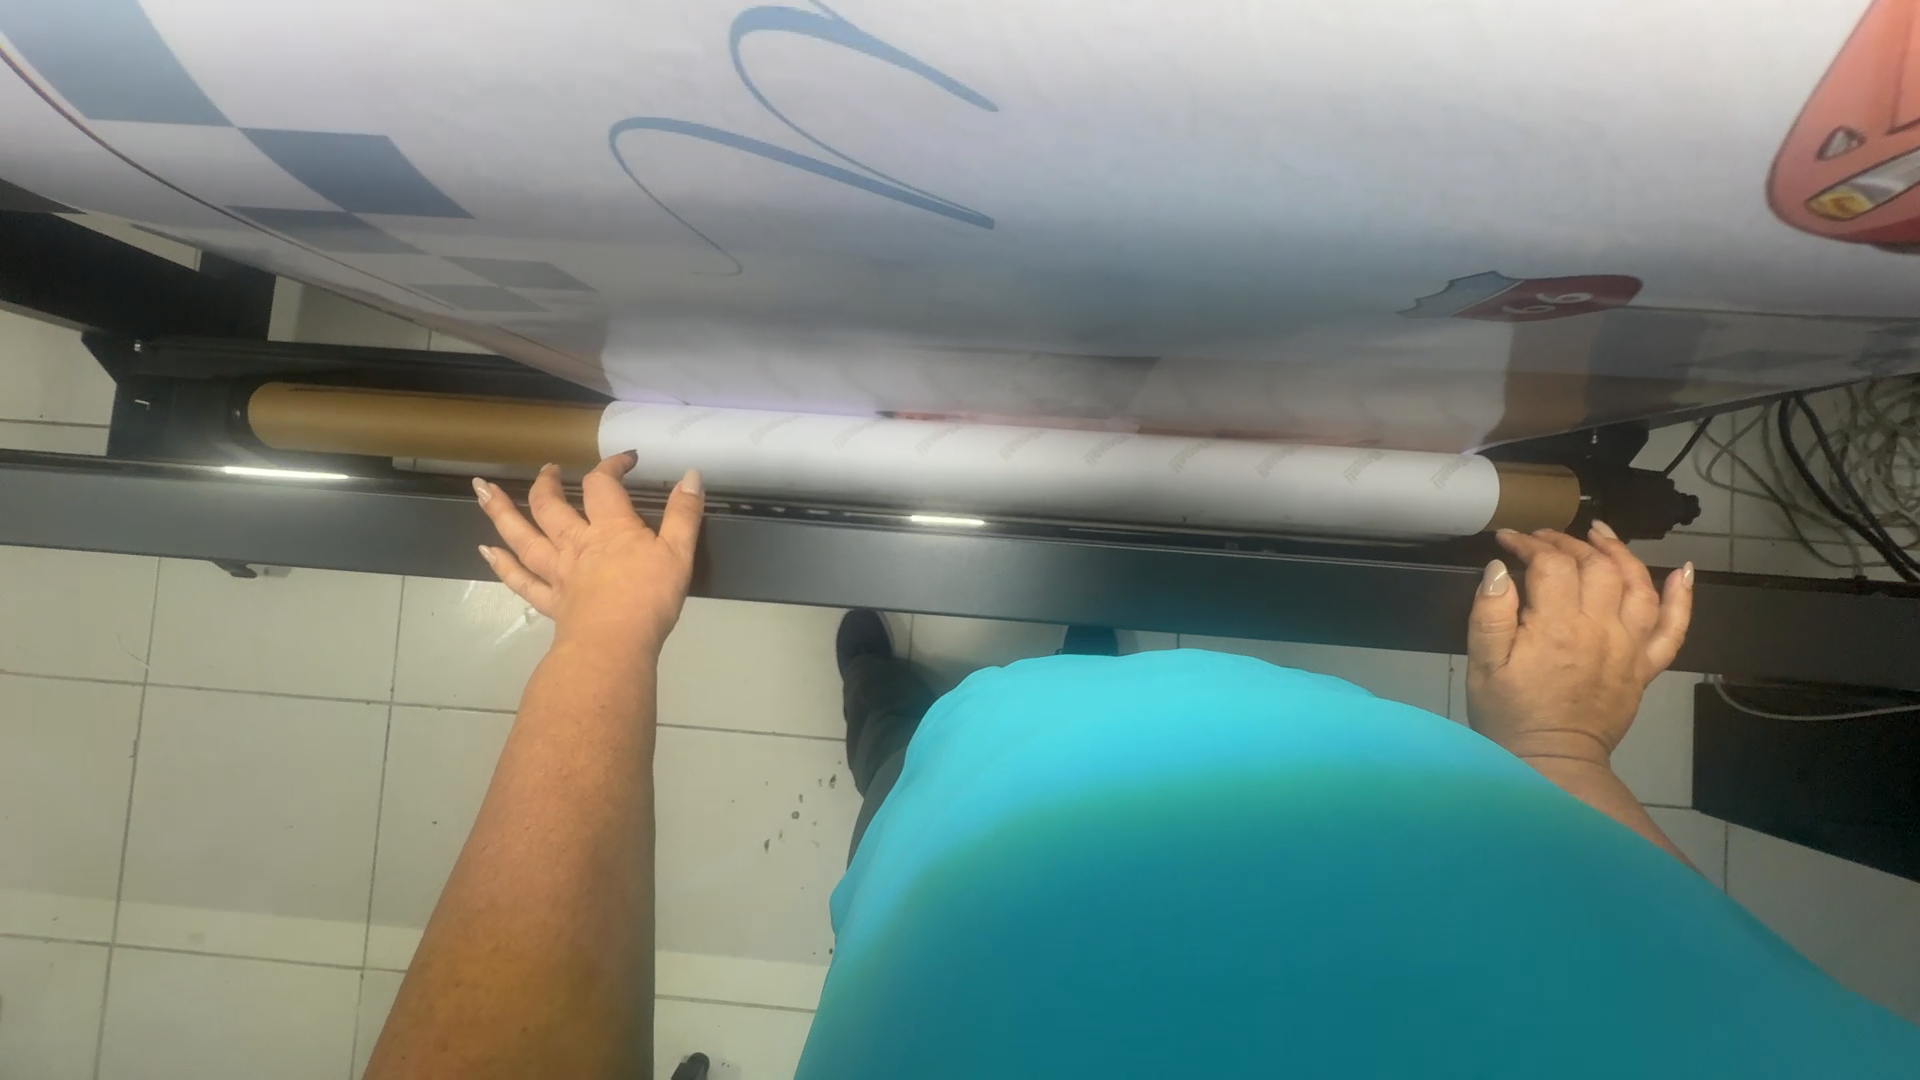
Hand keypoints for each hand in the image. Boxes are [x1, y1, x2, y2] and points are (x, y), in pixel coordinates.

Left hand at [472, 453, 703, 656]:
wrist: (615, 643)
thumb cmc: (651, 597)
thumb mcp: (680, 552)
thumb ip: (685, 514)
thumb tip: (692, 475)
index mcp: (611, 529)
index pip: (603, 485)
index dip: (611, 466)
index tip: (625, 460)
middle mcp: (576, 543)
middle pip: (551, 505)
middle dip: (548, 482)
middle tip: (548, 470)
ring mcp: (557, 572)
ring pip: (522, 536)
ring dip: (501, 511)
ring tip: (484, 491)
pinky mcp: (550, 599)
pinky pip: (520, 579)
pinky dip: (501, 564)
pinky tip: (486, 551)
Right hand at [1466, 523, 1692, 766]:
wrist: (1552, 758)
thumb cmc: (1508, 709)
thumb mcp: (1482, 662)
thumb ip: (1489, 613)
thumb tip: (1498, 568)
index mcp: (1556, 627)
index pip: (1551, 565)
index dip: (1529, 544)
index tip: (1506, 539)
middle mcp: (1601, 629)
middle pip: (1596, 567)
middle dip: (1567, 543)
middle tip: (1541, 537)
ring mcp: (1630, 647)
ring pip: (1637, 585)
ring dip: (1620, 553)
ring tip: (1599, 533)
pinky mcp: (1645, 665)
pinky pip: (1675, 626)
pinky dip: (1682, 595)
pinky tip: (1681, 571)